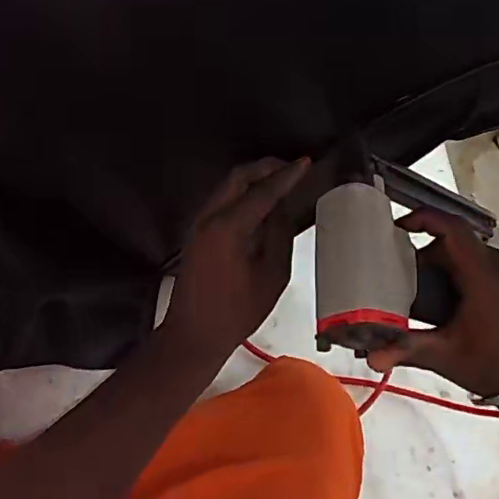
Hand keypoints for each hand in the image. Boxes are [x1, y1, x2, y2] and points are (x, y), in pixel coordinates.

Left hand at [160, 157, 310, 358]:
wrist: (192, 335)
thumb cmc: (236, 312)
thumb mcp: (272, 276)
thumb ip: (279, 235)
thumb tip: (282, 209)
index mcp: (228, 228)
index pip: (262, 191)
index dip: (287, 176)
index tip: (306, 163)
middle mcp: (209, 218)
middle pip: (238, 176)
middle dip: (267, 167)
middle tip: (293, 168)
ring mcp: (199, 223)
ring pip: (228, 185)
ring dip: (254, 177)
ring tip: (281, 179)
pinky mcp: (197, 232)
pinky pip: (223, 198)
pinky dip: (244, 191)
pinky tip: (262, 200)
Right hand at [365, 208, 498, 398]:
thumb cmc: (490, 367)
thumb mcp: (445, 356)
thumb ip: (406, 348)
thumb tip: (370, 356)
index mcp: (485, 277)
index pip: (454, 229)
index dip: (426, 218)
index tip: (401, 225)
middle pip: (459, 242)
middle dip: (430, 253)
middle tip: (408, 274)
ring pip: (473, 251)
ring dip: (449, 262)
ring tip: (429, 289)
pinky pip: (487, 261)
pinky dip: (466, 269)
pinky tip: (455, 296)